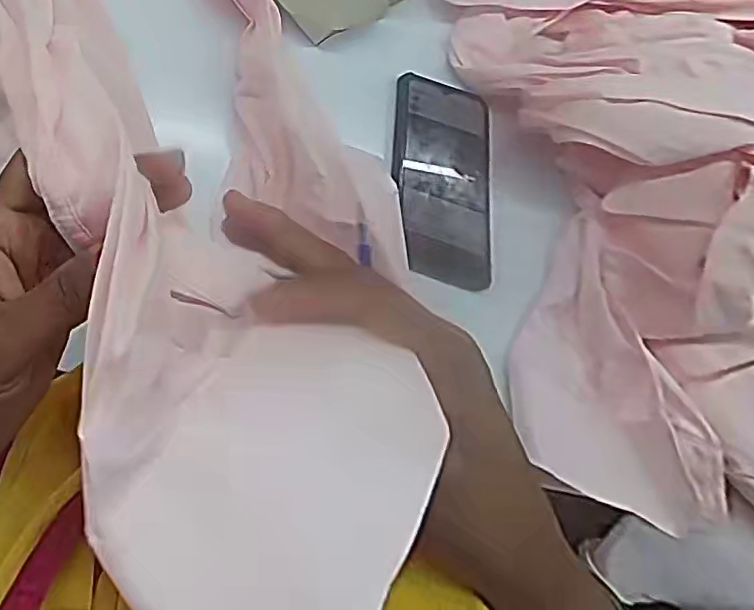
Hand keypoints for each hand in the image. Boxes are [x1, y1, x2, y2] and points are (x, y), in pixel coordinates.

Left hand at [0, 150, 191, 465]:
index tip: (120, 134)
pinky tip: (159, 247)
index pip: (34, 170)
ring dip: (131, 215)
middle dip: (120, 180)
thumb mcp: (8, 334)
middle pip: (75, 196)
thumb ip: (63, 292)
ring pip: (92, 229)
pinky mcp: (63, 302)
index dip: (71, 147)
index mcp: (1, 231)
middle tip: (174, 172)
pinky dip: (128, 255)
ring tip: (179, 198)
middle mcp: (26, 240)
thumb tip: (119, 244)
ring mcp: (46, 272)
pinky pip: (99, 267)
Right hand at [223, 192, 613, 609]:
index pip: (362, 299)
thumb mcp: (421, 475)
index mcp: (436, 346)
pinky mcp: (398, 350)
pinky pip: (344, 301)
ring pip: (344, 277)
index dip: (305, 295)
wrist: (519, 546)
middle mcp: (423, 325)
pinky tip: (271, 276)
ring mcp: (412, 334)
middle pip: (347, 268)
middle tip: (234, 207)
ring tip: (240, 226)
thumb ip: (367, 426)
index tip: (252, 304)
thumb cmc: (472, 513)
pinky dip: (303, 281)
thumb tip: (289, 386)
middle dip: (288, 235)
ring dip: (291, 249)